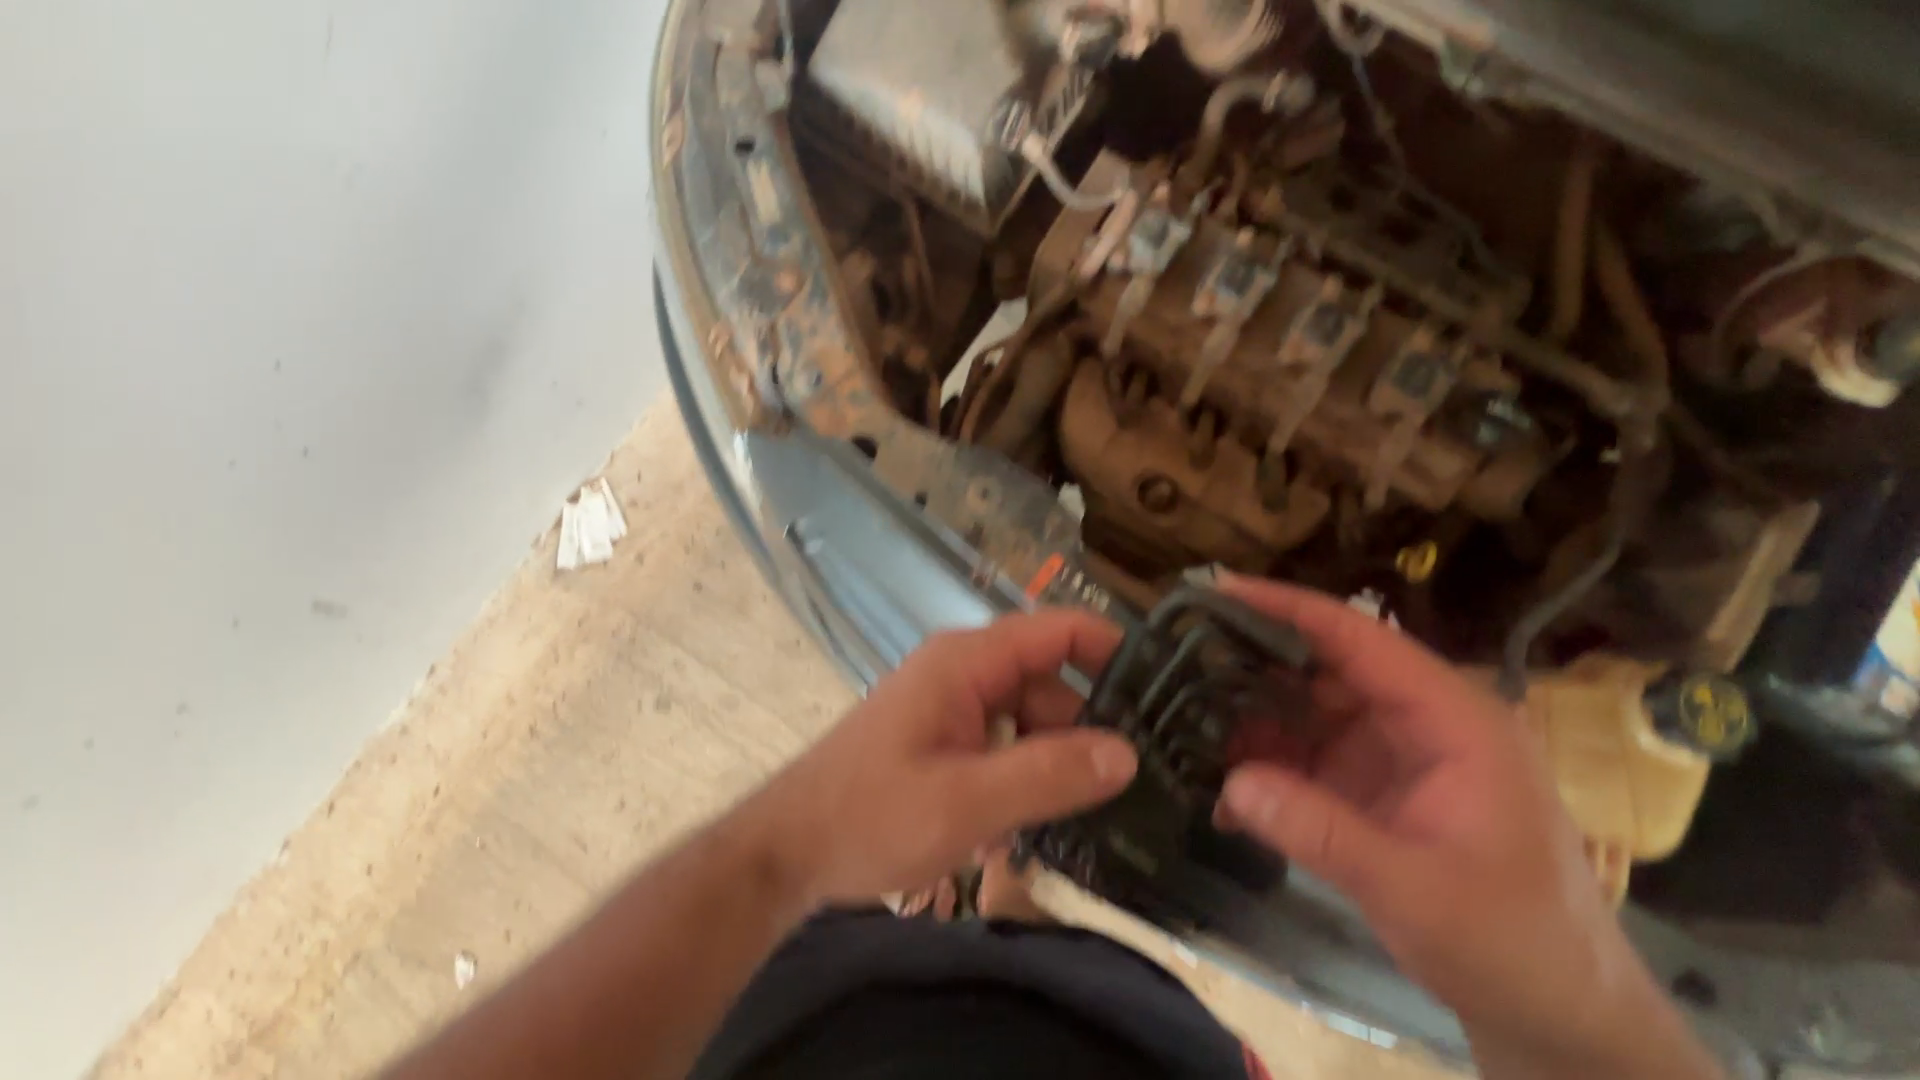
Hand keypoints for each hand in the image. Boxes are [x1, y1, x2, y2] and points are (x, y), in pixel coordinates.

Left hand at [734, 610, 1138, 909]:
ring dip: (1046, 765)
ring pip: (1026, 721)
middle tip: (1120, 788)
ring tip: (1060, 821)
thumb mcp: (967, 802)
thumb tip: (1128, 752)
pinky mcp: (938, 740)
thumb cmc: (870, 816)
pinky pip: (998, 747)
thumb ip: (1049, 775)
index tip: (1165, 692)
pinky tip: (1010, 832)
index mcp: (966, 663)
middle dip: (1081, 730)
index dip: (1113, 649)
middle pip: (1048, 683)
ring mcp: (947, 707)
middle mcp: (960, 673)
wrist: (786, 852)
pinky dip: (1015, 780)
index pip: (1057, 630)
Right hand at [1213, 577, 1719, 1077]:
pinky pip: (1310, 764)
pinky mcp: (1376, 795)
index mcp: (1453, 719)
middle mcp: (1421, 724)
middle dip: (1251, 666)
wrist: (1564, 1017)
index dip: (1287, 608)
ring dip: (1250, 723)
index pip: (1360, 639)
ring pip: (1309, 716)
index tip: (1215, 589)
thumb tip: (1230, 780)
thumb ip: (1320, 831)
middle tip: (1173, 664)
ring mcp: (1396, 759)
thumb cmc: (1513, 942)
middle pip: (1324, 670)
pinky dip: (1266, 773)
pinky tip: (1221, 794)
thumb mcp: (1414, 889)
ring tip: (1180, 724)